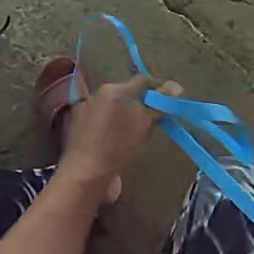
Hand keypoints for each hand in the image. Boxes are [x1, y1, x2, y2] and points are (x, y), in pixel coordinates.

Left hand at [56, 76, 180, 196]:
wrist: (87, 172)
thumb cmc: (119, 147)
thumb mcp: (145, 124)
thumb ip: (160, 104)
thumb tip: (175, 87)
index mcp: (115, 89)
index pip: (143, 81)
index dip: (159, 89)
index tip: (170, 103)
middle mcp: (98, 93)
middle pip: (127, 93)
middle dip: (141, 104)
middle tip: (153, 121)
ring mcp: (86, 108)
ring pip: (114, 105)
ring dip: (125, 114)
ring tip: (134, 132)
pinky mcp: (79, 124)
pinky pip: (101, 118)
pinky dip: (111, 124)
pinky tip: (116, 139)